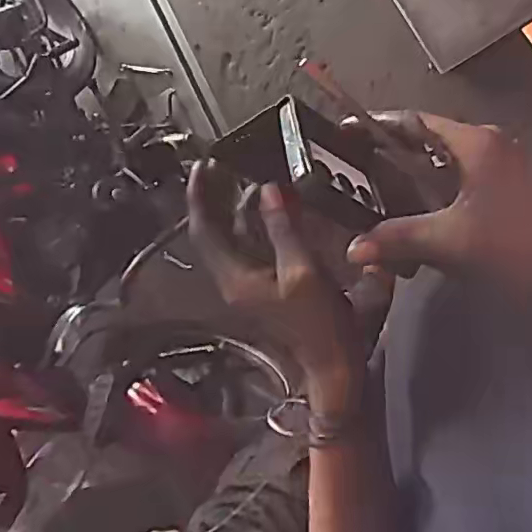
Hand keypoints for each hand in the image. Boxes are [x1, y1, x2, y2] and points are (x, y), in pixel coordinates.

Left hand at [187, 161, 361, 400]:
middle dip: (214, 196)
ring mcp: (248, 282)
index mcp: (234, 277)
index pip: (205, 230)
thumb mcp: (303, 272)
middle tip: (222, 163)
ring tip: (245, 175)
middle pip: (213, 230)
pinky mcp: (264, 283)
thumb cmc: (317, 325)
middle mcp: (233, 279)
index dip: (201, 196)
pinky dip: (252, 221)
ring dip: (234, 206)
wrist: (330, 367)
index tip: (203, 166)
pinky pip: (249, 244)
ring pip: (231, 236)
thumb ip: (283, 230)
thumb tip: (268, 191)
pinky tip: (267, 206)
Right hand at [344, 112, 531, 291]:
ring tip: (376, 204)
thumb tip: (353, 248)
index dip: (379, 124)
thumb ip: (400, 238)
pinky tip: (414, 228)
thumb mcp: (453, 240)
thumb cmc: (520, 244)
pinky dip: (432, 203)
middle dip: (390, 160)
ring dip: (411, 186)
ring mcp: (499, 170)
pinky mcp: (505, 194)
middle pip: (426, 143)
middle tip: (355, 175)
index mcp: (474, 143)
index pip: (416, 120)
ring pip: (441, 169)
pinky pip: (457, 189)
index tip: (346, 132)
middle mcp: (486, 147)